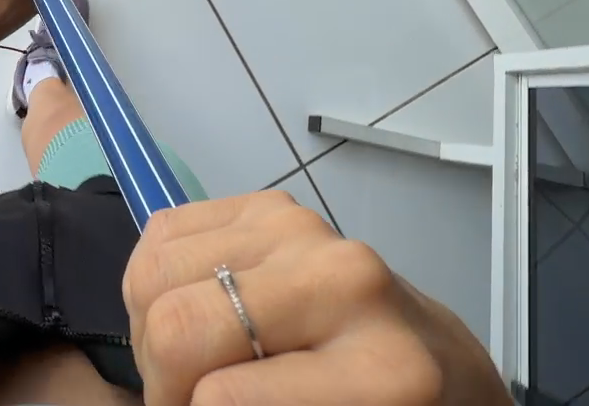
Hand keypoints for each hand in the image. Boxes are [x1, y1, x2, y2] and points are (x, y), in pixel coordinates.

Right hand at [123, 191, 510, 405]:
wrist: (437, 361)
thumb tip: (185, 401)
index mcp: (381, 375)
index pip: (219, 397)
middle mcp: (340, 280)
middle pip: (176, 326)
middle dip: (160, 383)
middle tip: (185, 403)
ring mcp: (298, 227)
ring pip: (154, 273)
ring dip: (150, 332)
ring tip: (193, 363)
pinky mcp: (266, 202)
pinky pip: (163, 232)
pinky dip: (154, 284)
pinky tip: (195, 313)